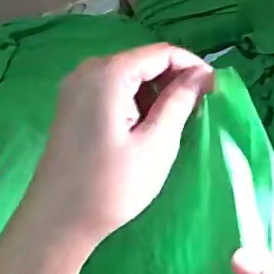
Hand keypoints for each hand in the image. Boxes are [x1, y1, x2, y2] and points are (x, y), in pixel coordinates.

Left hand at [19, 43, 213, 251]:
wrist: (58, 220)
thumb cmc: (111, 185)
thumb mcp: (157, 143)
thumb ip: (180, 101)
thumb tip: (201, 75)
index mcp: (109, 74)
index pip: (162, 53)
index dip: (192, 66)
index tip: (215, 90)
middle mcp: (88, 70)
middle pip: (143, 60)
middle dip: (175, 78)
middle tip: (199, 108)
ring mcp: (76, 87)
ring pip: (129, 74)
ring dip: (156, 91)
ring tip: (176, 121)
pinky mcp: (72, 104)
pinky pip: (113, 89)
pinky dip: (136, 100)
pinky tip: (148, 126)